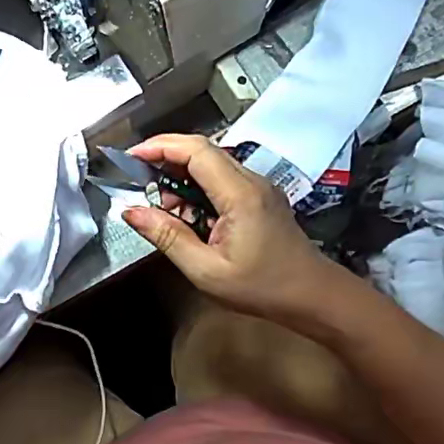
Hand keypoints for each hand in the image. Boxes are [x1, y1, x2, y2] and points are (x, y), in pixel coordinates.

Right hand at [121, 134, 350, 323]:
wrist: (313, 296)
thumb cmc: (261, 287)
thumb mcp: (206, 270)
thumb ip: (168, 237)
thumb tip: (131, 212)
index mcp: (240, 194)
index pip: (196, 150)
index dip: (160, 146)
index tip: (131, 158)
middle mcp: (251, 180)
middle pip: (203, 151)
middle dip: (166, 160)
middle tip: (140, 185)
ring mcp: (259, 187)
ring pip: (212, 165)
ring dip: (181, 178)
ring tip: (164, 210)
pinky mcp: (260, 197)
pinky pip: (222, 180)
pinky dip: (198, 190)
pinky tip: (188, 216)